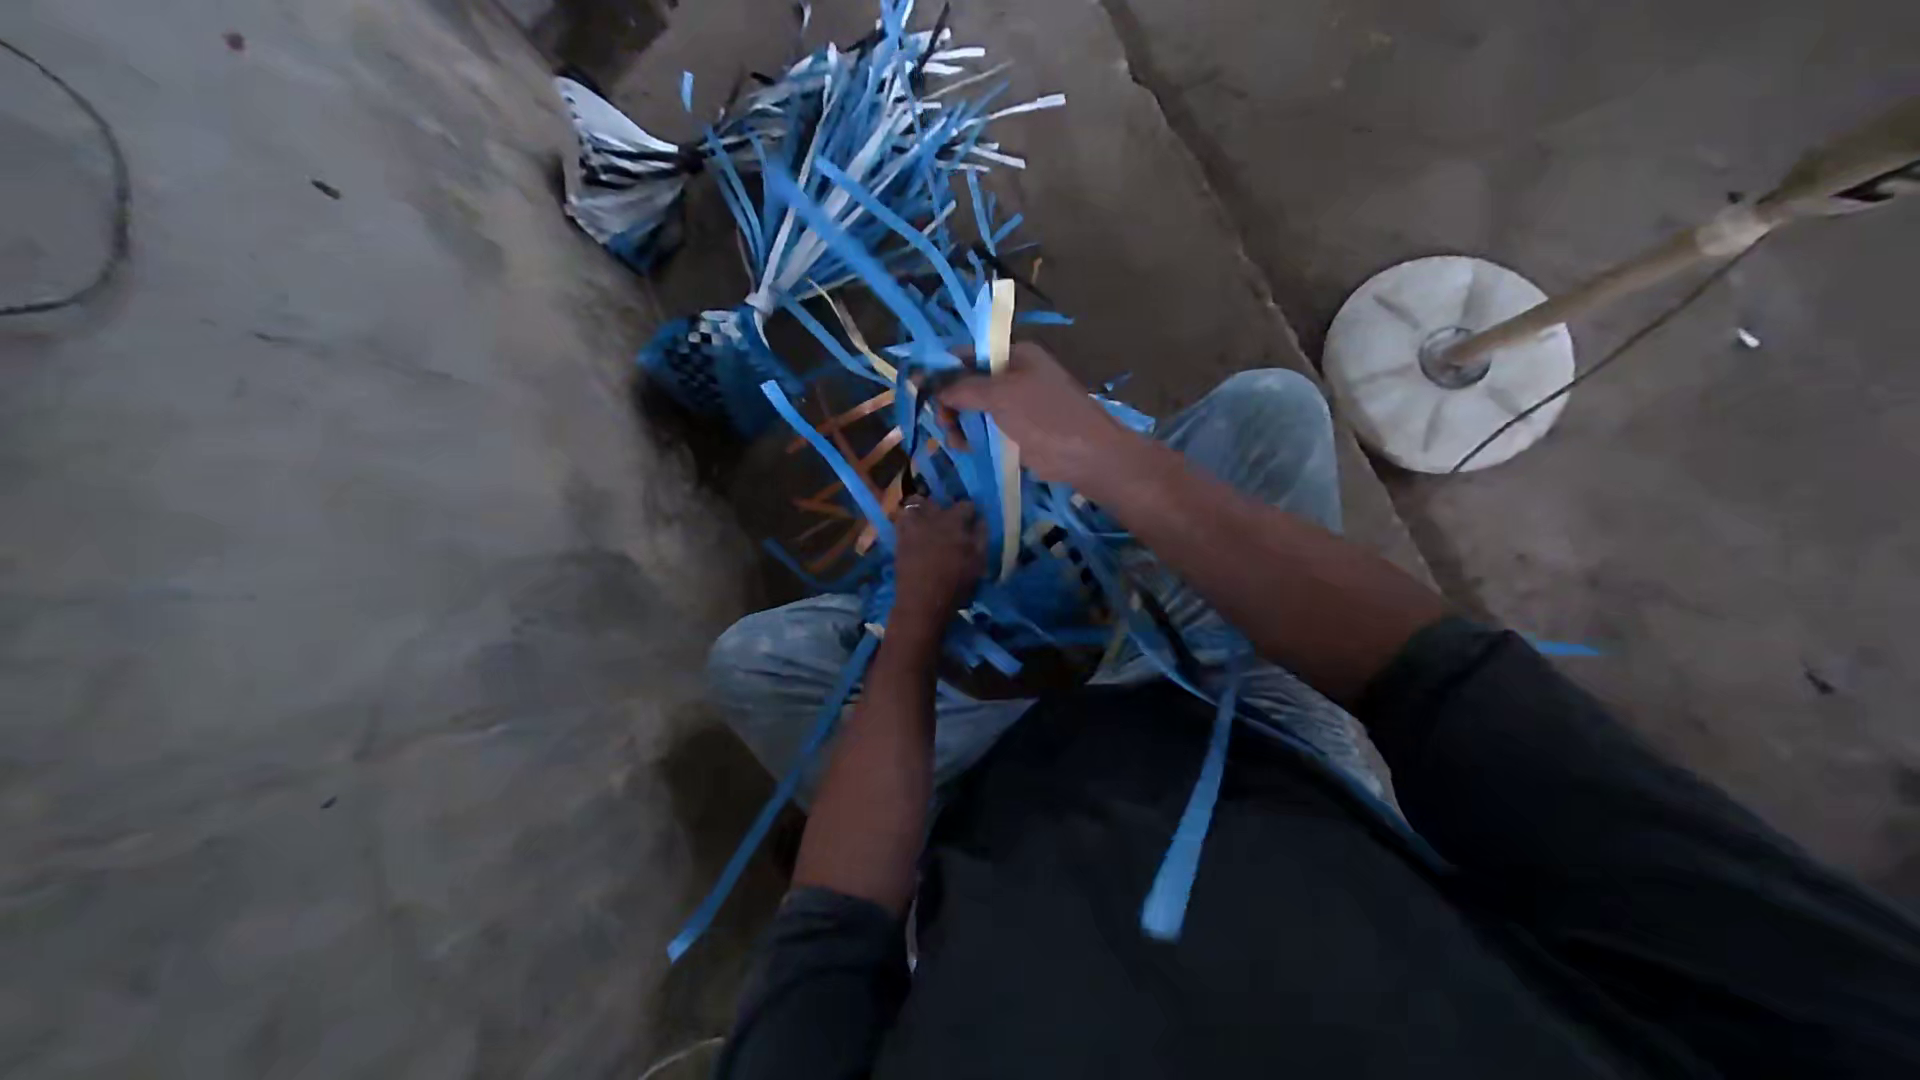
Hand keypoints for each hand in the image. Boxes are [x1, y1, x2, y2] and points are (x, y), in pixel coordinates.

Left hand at [890, 498, 984, 630]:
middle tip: (949, 525)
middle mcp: (933, 516)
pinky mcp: (899, 536)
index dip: (970, 514)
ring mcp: (913, 524)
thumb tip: (980, 520)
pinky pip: (901, 517)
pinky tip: (913, 529)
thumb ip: (981, 536)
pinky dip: (907, 518)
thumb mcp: (978, 561)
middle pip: (940, 501)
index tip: (971, 525)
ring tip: (927, 522)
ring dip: (923, 508)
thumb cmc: (956, 583)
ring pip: (916, 503)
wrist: (923, 601)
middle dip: (945, 509)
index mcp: (955, 521)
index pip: (966, 505)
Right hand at [935, 343, 1137, 491]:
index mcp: (1015, 354)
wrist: (1088, 456)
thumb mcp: (1002, 395)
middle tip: (944, 424)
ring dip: (959, 423)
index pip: (968, 353)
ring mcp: (1017, 404)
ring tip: (958, 442)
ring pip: (974, 408)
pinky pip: (986, 428)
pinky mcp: (1018, 430)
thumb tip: (935, 387)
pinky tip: (967, 448)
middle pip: (968, 382)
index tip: (918, 387)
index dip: (942, 368)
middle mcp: (1014, 375)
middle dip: (950, 401)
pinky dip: (973, 436)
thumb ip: (965, 388)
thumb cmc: (1047, 418)